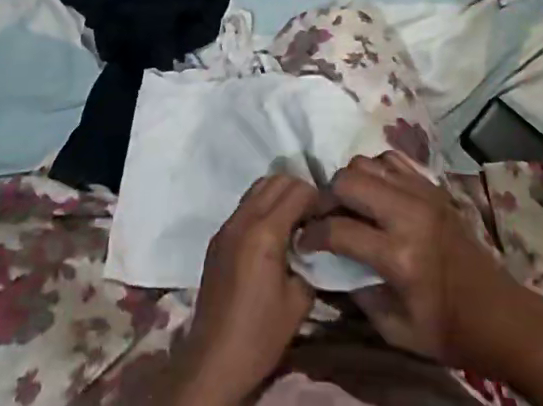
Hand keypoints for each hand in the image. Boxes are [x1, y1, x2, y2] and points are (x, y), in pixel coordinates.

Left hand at [170, 174, 322, 404]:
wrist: (213, 363)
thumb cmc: (261, 334)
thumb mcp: (301, 298)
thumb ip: (312, 258)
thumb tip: (317, 240)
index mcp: (265, 233)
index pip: (299, 189)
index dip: (318, 198)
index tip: (329, 217)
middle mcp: (243, 220)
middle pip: (278, 180)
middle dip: (300, 190)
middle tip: (313, 216)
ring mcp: (226, 227)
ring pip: (258, 187)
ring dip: (280, 195)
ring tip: (294, 221)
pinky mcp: (217, 239)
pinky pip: (245, 206)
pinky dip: (263, 207)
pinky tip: (272, 234)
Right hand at [299, 152, 528, 371]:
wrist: (495, 311)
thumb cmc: (443, 328)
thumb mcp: (393, 327)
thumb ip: (356, 291)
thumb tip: (329, 264)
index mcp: (399, 255)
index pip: (339, 229)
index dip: (312, 235)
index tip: (303, 243)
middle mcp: (409, 213)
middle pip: (350, 179)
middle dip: (328, 198)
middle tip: (325, 219)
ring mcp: (424, 194)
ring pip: (370, 162)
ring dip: (352, 182)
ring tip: (350, 206)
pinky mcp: (434, 187)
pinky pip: (394, 161)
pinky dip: (377, 171)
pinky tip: (376, 195)